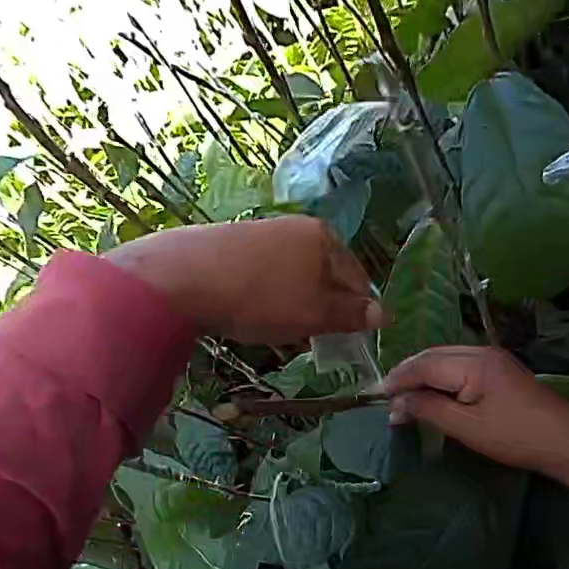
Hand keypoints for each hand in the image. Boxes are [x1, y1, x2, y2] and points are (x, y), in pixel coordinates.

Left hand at [104, 216, 383, 344]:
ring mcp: (266, 232)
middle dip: (326, 307)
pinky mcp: (237, 243)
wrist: (186, 277)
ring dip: (299, 303)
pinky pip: (270, 274)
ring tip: (282, 328)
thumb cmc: (262, 299)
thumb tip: (382, 314)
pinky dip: (272, 295)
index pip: (359, 279)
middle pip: (327, 275)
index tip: (347, 341)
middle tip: (314, 337)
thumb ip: (350, 315)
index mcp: (326, 238)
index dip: (357, 313)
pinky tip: (256, 311)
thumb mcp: (314, 314)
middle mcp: (299, 226)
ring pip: (298, 275)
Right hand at [382, 347, 568, 490]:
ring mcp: (492, 359)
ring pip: (445, 359)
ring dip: (422, 375)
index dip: (397, 379)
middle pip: (432, 356)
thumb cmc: (515, 436)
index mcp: (473, 363)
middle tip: (386, 397)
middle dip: (407, 374)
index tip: (375, 397)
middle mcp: (481, 352)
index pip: (423, 364)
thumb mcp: (467, 428)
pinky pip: (458, 366)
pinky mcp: (499, 371)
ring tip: (403, 397)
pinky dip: (439, 377)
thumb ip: (429, 411)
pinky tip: (431, 394)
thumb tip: (396, 405)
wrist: (567, 441)